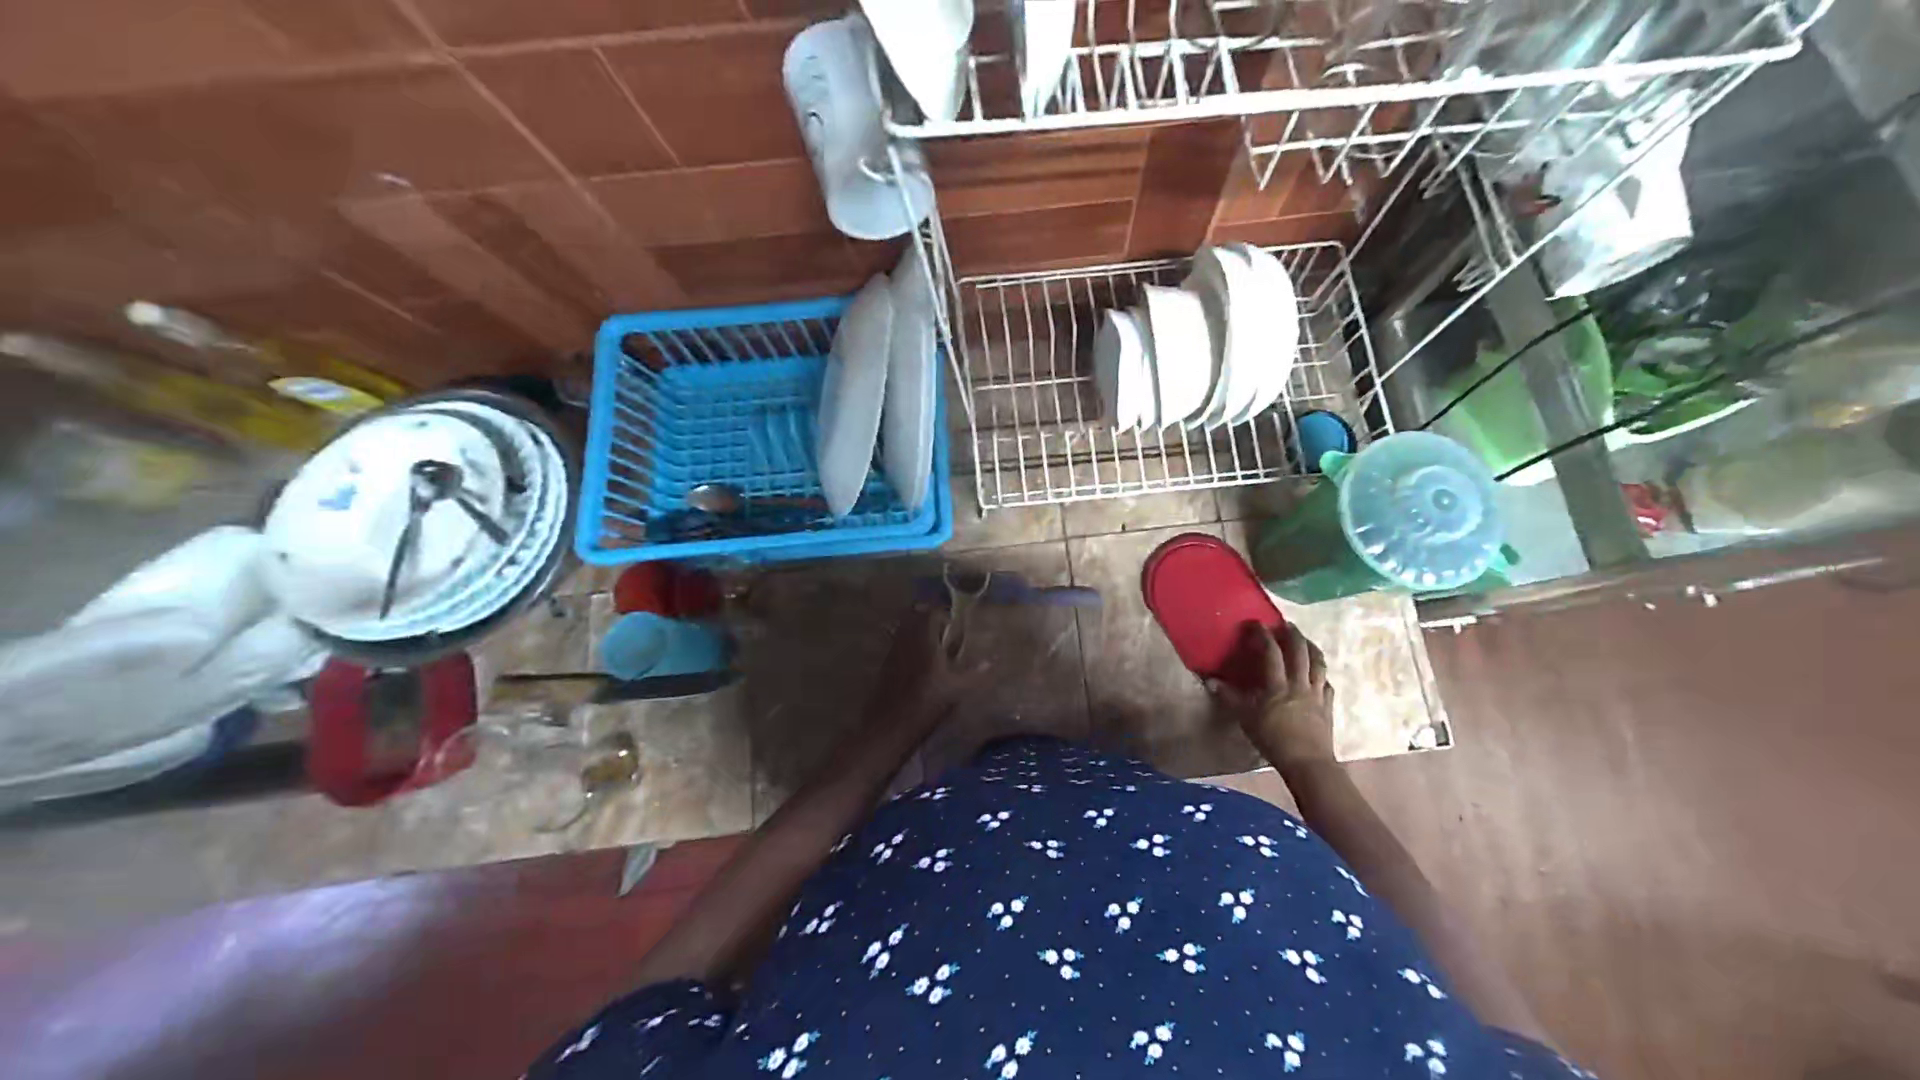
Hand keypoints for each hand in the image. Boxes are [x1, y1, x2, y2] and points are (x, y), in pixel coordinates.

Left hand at [870, 603, 977, 718]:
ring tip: (935, 651)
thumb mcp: (955, 690)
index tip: (956, 630)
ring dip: (919, 634)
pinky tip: (921, 667)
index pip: (932, 613)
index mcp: (924, 639)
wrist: (888, 726)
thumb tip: (992, 662)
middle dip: (931, 623)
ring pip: (906, 630)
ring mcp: (893, 651)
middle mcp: (906, 639)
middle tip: (946, 637)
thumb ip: (975, 674)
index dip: (945, 617)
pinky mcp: (885, 665)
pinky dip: (910, 648)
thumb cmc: (924, 704)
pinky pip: (899, 645)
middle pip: (916, 617)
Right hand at [1207, 622, 1335, 770]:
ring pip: (1319, 664)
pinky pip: (1327, 684)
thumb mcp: (1245, 719)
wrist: (1307, 763)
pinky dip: (1322, 675)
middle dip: (1293, 635)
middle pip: (1300, 652)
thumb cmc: (1272, 740)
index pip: (1271, 652)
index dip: (1263, 635)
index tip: (1256, 624)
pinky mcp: (1328, 706)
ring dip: (1312, 648)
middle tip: (1286, 624)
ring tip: (1306, 641)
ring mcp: (1317, 694)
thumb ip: (1229, 698)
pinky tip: (1319, 675)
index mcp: (1277, 685)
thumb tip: (1210, 681)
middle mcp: (1299, 684)